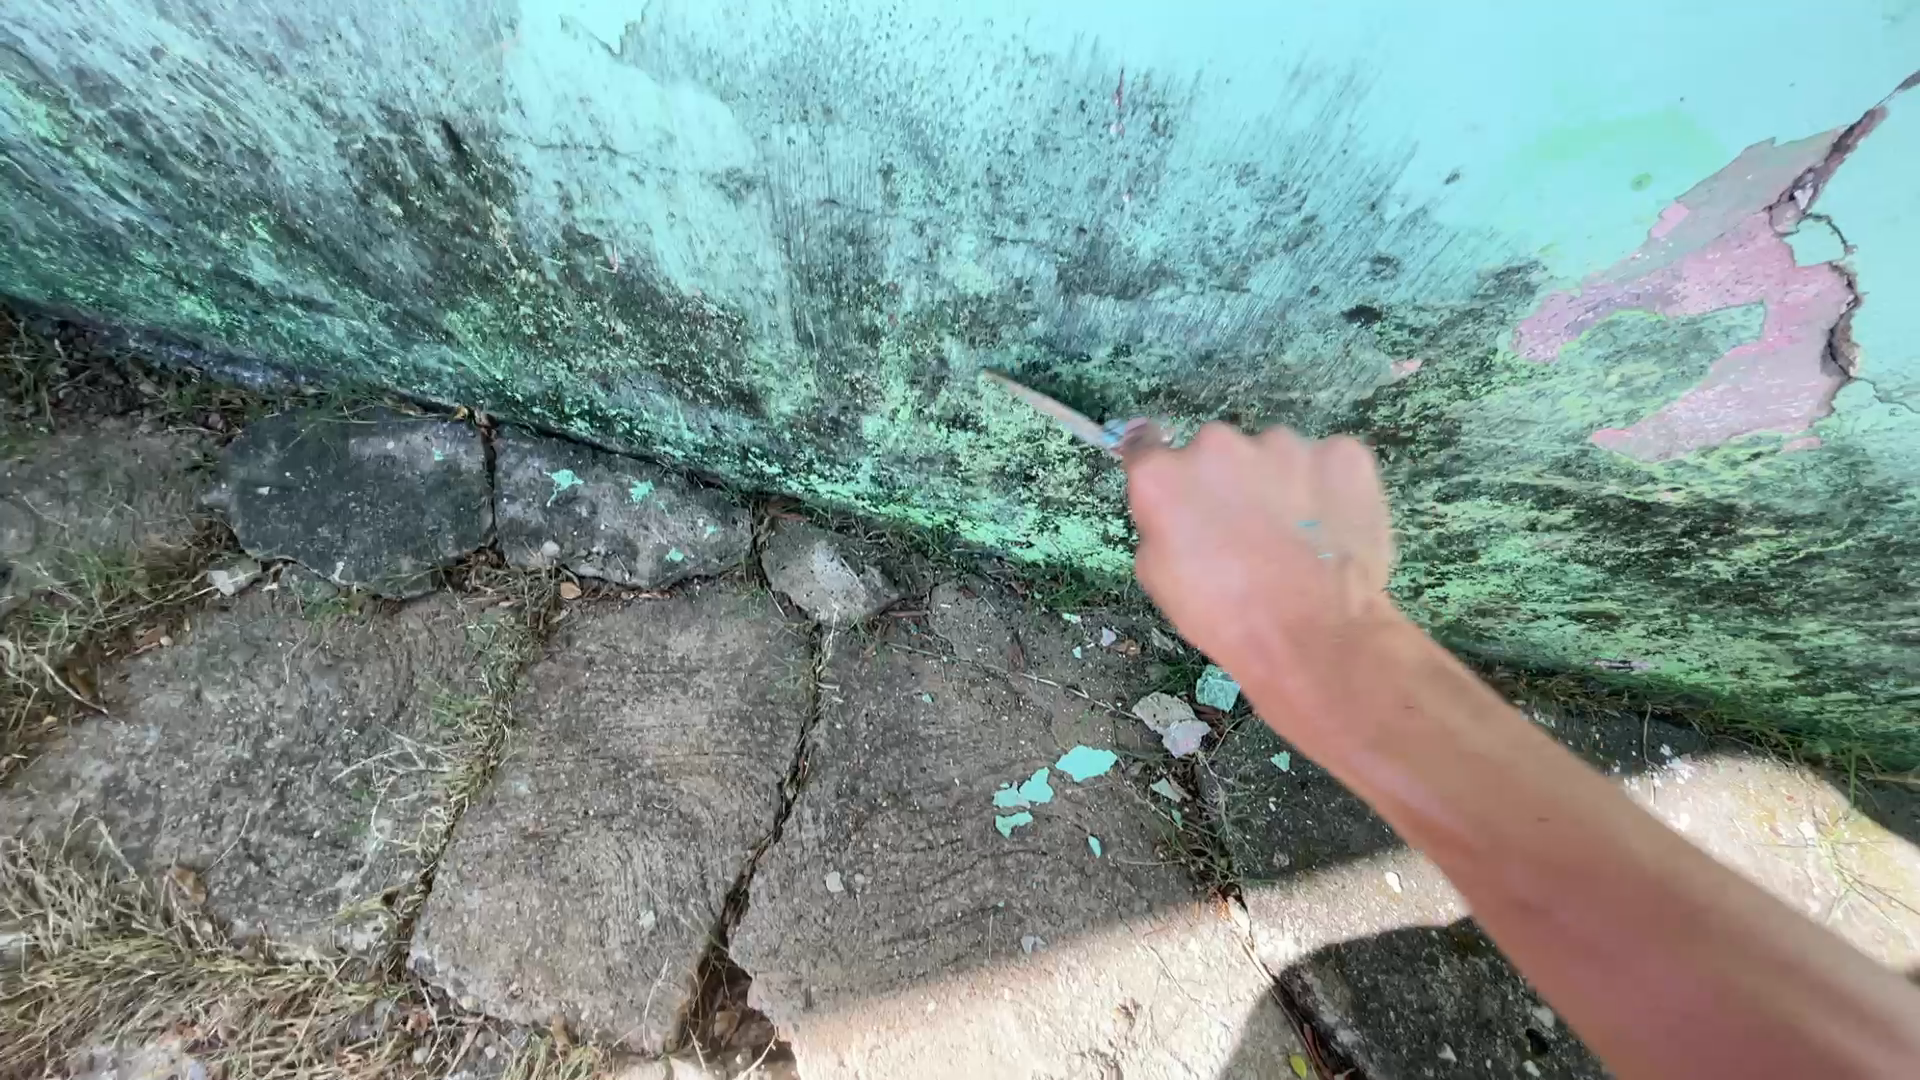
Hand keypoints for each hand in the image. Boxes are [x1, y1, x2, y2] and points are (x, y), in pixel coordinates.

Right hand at [1123, 423, 1396, 680]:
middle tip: (1242, 530)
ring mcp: (1283, 442)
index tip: (1175, 485)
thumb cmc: (1221, 613)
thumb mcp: (1157, 575)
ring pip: (1272, 455)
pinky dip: (1325, 487)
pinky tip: (1330, 528)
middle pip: (1214, 451)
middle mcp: (1216, 443)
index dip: (1160, 468)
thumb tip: (1178, 510)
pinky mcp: (1341, 453)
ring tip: (1293, 536)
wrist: (1313, 634)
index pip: (1145, 444)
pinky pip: (1324, 463)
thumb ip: (1160, 523)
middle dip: (1223, 481)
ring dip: (1275, 482)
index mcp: (1163, 474)